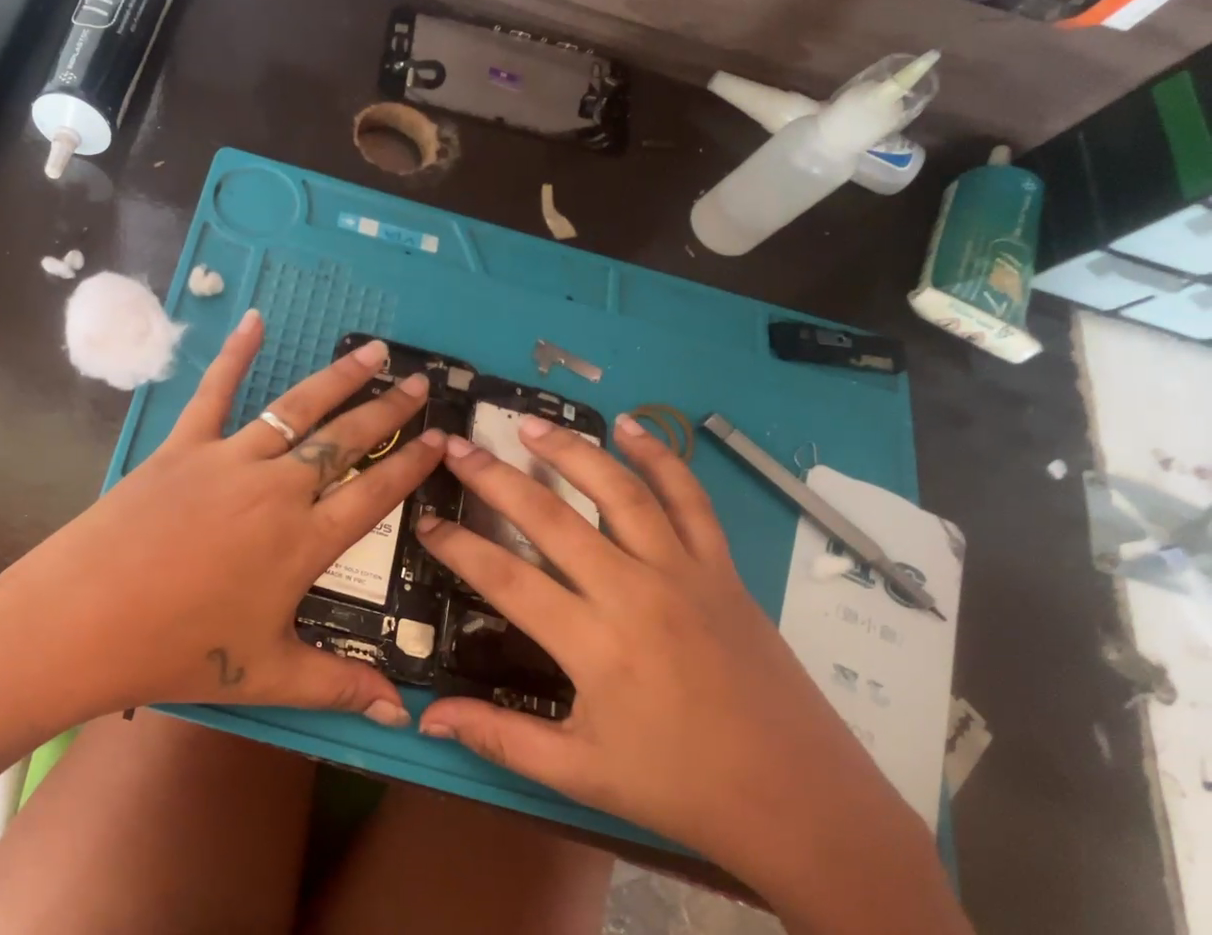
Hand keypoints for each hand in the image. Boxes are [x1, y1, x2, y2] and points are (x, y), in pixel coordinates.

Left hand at [0, 309, 442, 726]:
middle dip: (388, 411)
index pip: (376, 495)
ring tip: (372, 351)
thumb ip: (339, 687)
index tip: (441, 440)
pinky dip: (236, 353)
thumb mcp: (268, 675)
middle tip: (419, 384)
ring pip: (297, 408)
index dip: (413, 466)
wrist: (85, 619)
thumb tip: (403, 713)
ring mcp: (229, 459)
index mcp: (305, 542)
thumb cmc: (179, 651)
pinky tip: (254, 320)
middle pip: (346, 440)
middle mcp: (277, 490)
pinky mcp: (181, 446)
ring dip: (339, 378)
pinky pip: (214, 390)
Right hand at [414, 416, 960, 926]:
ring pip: (620, 493)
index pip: (504, 576)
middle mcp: (634, 591)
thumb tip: (426, 717)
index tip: (425, 521)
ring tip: (530, 424)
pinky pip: (691, 501)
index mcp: (593, 643)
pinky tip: (632, 427)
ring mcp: (684, 573)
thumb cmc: (679, 786)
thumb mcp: (578, 772)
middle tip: (457, 446)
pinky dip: (662, 458)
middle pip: (552, 517)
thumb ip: (499, 736)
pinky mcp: (723, 571)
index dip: (457, 546)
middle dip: (495, 478)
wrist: (799, 800)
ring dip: (572, 451)